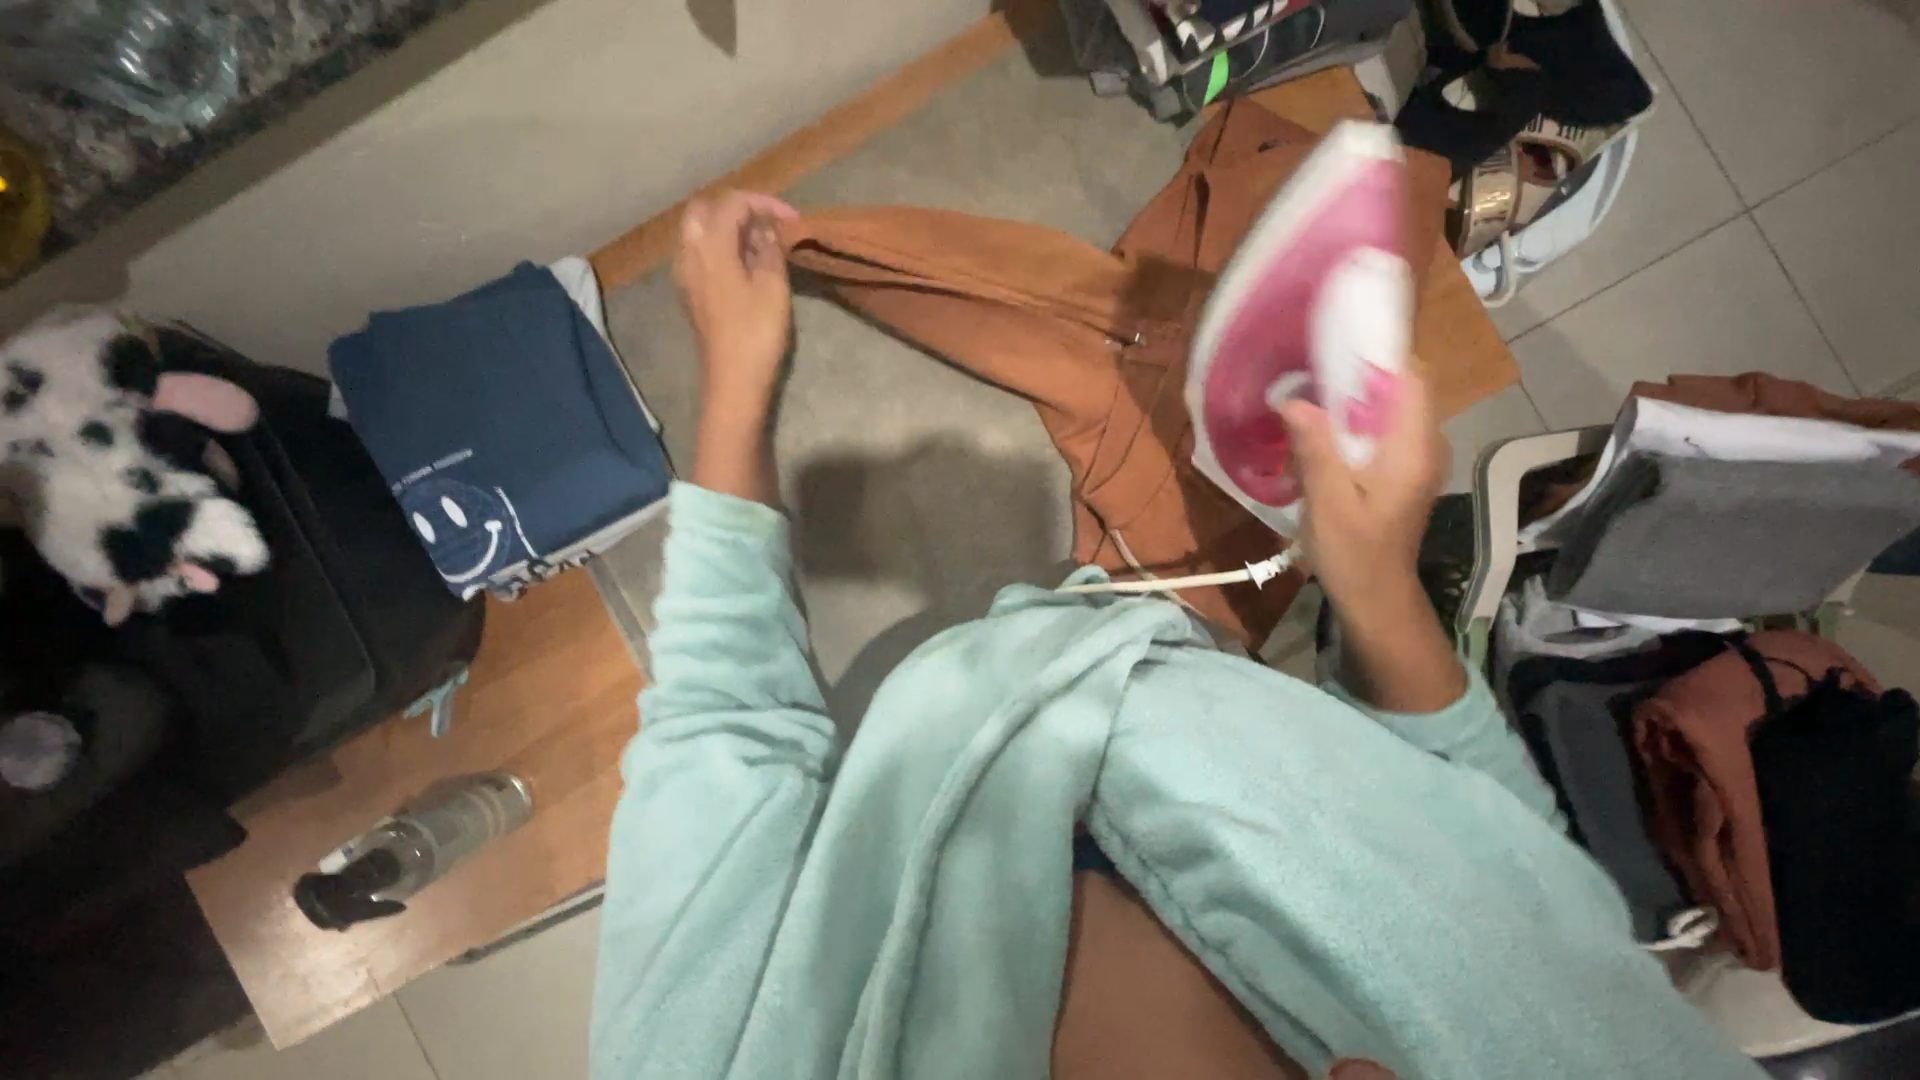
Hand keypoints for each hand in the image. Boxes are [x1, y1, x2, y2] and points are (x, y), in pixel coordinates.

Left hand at [674, 190, 799, 410]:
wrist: (733, 380)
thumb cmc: (757, 333)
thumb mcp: (774, 287)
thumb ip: (769, 250)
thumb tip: (765, 231)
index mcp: (710, 245)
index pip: (733, 203)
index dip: (765, 203)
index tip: (793, 218)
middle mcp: (690, 253)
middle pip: (705, 209)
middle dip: (737, 208)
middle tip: (768, 223)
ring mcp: (686, 274)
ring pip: (699, 232)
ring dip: (727, 228)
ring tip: (759, 243)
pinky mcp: (690, 293)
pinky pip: (700, 254)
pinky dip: (720, 247)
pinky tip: (744, 265)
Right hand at [1278, 365, 1446, 620]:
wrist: (1376, 597)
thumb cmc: (1353, 553)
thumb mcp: (1327, 502)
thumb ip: (1315, 449)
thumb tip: (1294, 400)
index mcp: (1412, 449)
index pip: (1411, 378)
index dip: (1378, 354)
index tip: (1334, 347)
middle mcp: (1424, 445)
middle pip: (1400, 387)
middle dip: (1356, 376)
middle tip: (1308, 377)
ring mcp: (1415, 458)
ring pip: (1389, 407)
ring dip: (1351, 401)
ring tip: (1308, 404)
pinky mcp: (1402, 470)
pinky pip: (1382, 429)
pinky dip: (1354, 423)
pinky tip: (1320, 438)